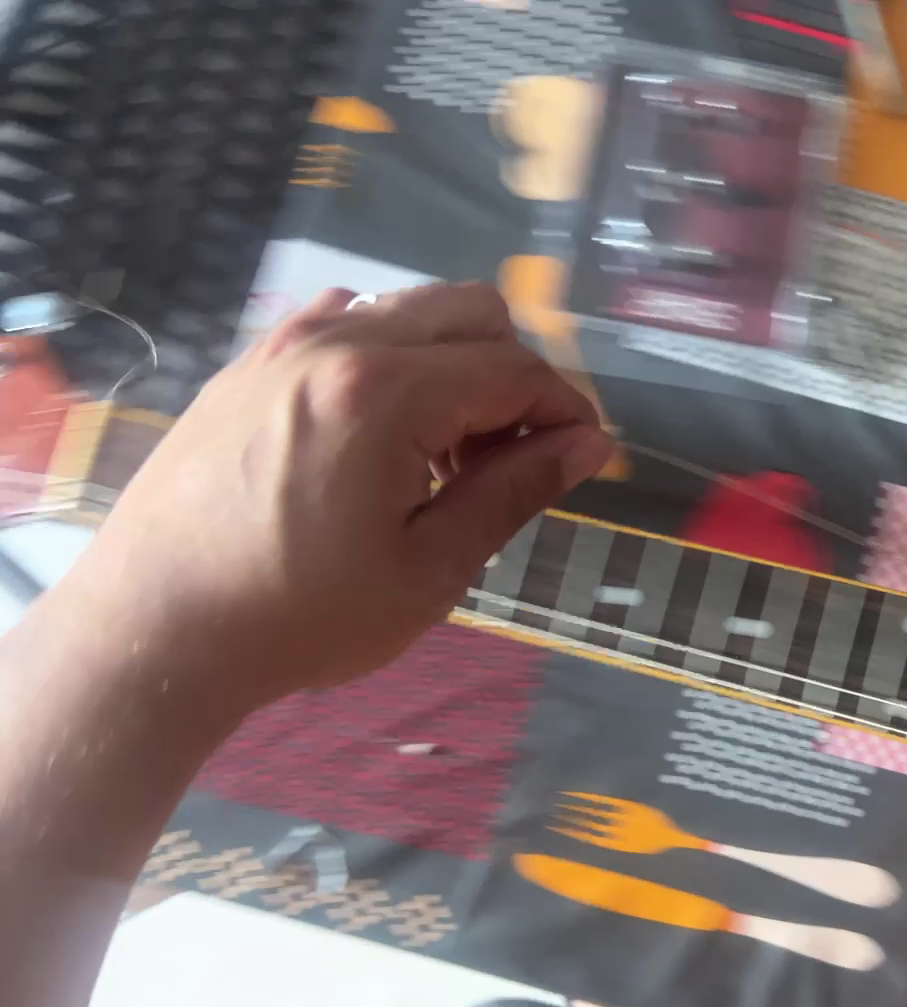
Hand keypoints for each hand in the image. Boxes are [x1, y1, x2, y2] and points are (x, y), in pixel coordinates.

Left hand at [59, 283, 611, 713]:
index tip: (581, 458)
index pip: (517, 370)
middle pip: (475, 313)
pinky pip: (354, 321)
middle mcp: (336, 346)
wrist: (153, 637)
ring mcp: (284, 346)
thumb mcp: (438, 564)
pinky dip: (401, 356)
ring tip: (451, 448)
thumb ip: (519, 488)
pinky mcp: (253, 364)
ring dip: (463, 364)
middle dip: (520, 376)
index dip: (567, 411)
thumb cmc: (307, 613)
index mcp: (385, 395)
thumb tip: (594, 444)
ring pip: (417, 309)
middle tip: (512, 454)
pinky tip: (392, 426)